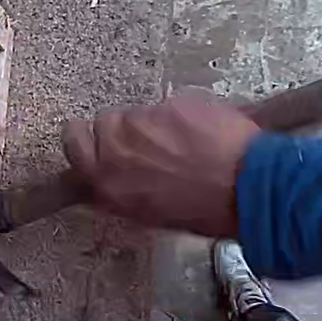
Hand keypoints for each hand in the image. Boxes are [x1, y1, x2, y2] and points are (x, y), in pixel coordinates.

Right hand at [62, 95, 259, 236]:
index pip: (74, 144)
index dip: (85, 139)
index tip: (98, 140)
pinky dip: (182, 116)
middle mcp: (117, 151)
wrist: (247, 189)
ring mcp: (144, 124)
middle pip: (101, 122)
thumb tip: (114, 180)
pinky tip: (202, 133)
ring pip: (137, 113)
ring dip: (154, 123)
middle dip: (120, 128)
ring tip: (182, 142)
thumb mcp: (150, 214)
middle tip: (146, 140)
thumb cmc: (204, 212)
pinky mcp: (171, 106)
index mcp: (108, 184)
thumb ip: (122, 190)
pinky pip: (168, 106)